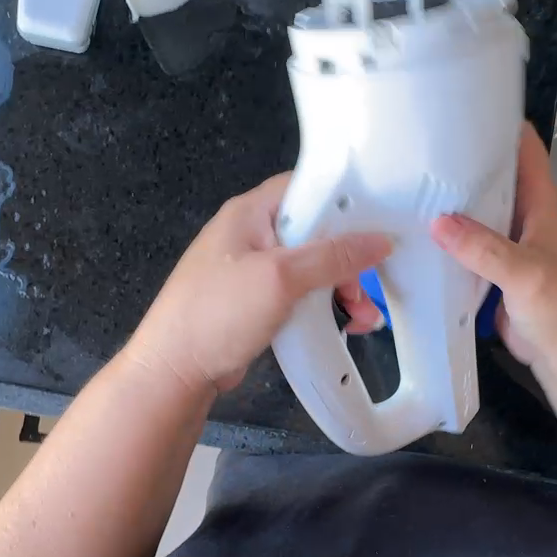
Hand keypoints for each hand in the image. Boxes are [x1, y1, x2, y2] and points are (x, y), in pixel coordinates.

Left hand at [125, 174, 392, 396]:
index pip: (306, 187)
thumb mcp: (281, 278)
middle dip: (347, 261)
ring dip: (340, 290)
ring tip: (361, 316)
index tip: (378, 222)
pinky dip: (322, 308)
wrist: (175, 369)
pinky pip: (299, 295)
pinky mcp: (256, 303)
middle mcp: (252, 234)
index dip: (343, 200)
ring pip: (311, 268)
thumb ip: (333, 257)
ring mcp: (253, 271)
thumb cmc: (219, 313)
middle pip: (315, 233)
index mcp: (251, 212)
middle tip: (364, 287)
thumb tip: (381, 241)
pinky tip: (345, 325)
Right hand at [430, 124, 556, 371]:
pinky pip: (468, 252)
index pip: (524, 150)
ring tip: (409, 188)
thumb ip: (483, 248)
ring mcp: (509, 249)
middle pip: (494, 181)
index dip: (498, 126)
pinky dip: (448, 245)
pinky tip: (418, 239)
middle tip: (418, 152)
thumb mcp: (524, 273)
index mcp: (543, 206)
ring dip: (451, 207)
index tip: (460, 110)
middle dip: (463, 166)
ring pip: (478, 218)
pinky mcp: (495, 276)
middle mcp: (526, 220)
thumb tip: (437, 222)